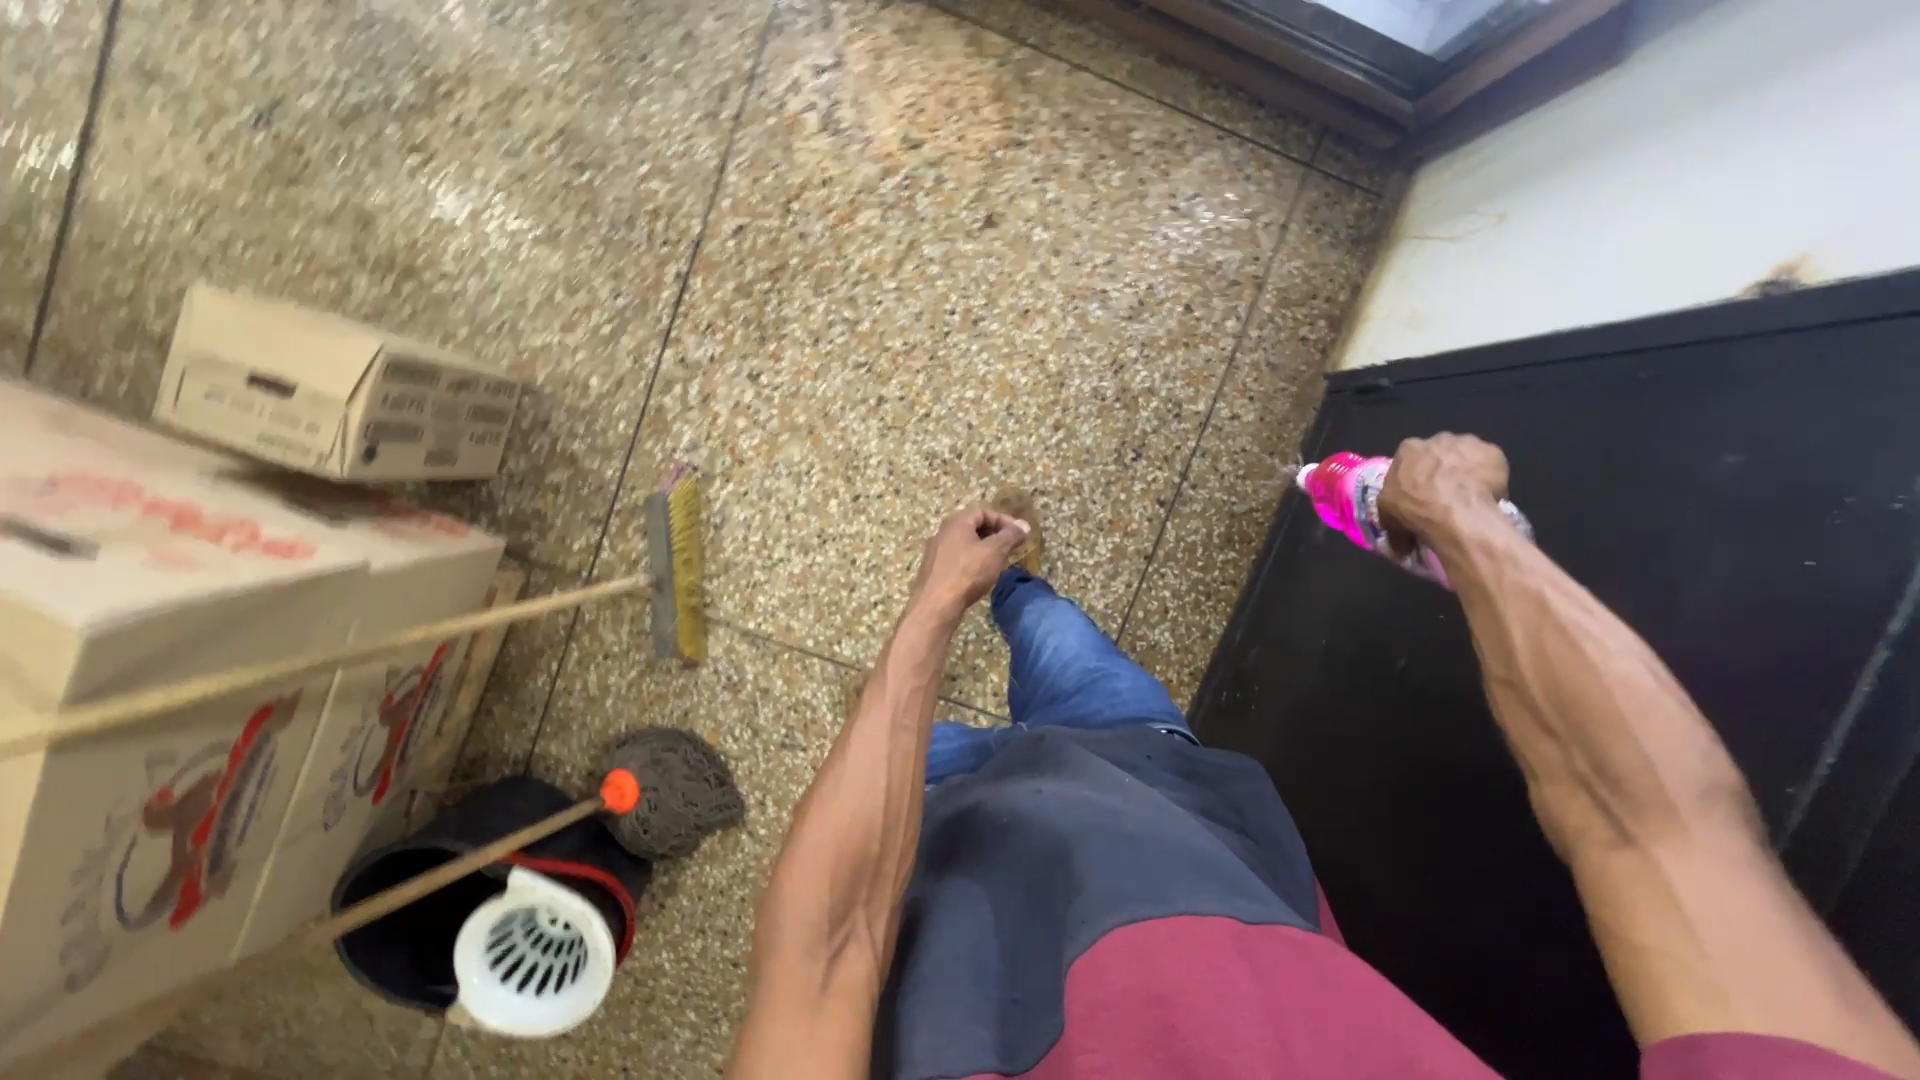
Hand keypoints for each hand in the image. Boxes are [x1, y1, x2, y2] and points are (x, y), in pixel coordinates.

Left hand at [906, 506, 1030, 623]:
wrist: (936, 605)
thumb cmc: (968, 573)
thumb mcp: (995, 551)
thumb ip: (1011, 536)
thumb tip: (1024, 525)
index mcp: (956, 523)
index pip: (983, 512)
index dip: (1003, 520)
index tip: (1018, 534)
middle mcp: (942, 533)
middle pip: (972, 527)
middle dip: (994, 535)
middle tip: (1010, 548)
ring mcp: (935, 553)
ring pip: (964, 544)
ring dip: (983, 550)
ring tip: (997, 562)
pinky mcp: (933, 571)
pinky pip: (956, 560)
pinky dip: (971, 562)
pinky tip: (979, 576)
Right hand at [1377, 433, 1508, 551]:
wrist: (1454, 512)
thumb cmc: (1413, 509)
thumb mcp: (1388, 518)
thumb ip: (1393, 523)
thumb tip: (1399, 547)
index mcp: (1408, 449)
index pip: (1411, 459)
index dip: (1416, 477)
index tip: (1420, 494)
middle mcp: (1438, 439)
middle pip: (1440, 452)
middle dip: (1442, 469)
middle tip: (1445, 494)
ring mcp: (1468, 443)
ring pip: (1467, 455)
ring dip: (1467, 470)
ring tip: (1468, 496)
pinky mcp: (1493, 452)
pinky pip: (1490, 464)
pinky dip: (1490, 477)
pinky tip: (1487, 496)